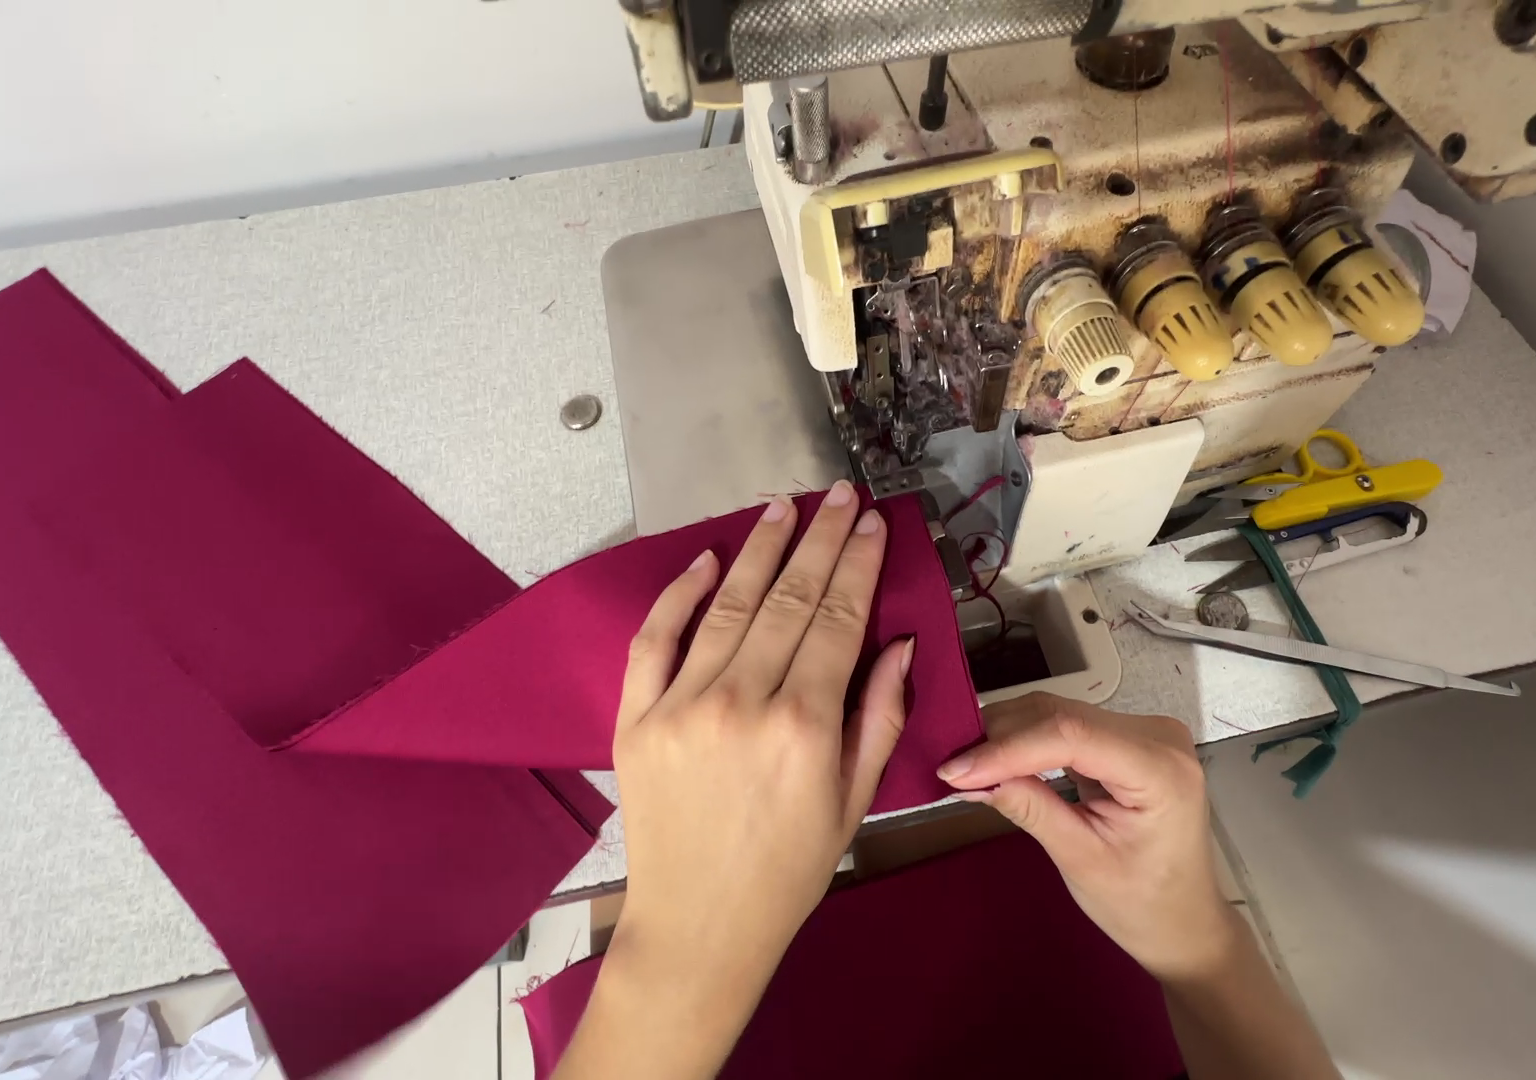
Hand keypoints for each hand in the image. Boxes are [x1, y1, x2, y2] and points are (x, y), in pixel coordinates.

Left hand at [608, 480, 912, 1004]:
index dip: (857, 563)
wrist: (697, 926)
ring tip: (782, 508)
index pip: (838, 618)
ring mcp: (681, 704)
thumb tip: (899, 643)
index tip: (870, 522)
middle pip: (789, 598)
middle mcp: (742, 701)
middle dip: (819, 539)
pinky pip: (655, 638)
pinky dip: (680, 593)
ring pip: (729, 605)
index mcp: (804, 724)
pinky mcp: (636, 717)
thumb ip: (880, 715)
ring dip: (760, 550)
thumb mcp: (855, 800)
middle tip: (837, 494)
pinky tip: (708, 558)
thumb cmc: (789, 869)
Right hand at [936, 693, 1238, 980]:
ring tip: (964, 763)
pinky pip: (1064, 725)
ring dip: (1006, 735)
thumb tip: (967, 776)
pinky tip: (994, 757)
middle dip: (999, 737)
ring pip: (1056, 714)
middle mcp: (1156, 734)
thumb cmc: (1141, 906)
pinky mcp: (1125, 736)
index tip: (955, 769)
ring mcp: (1143, 730)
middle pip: (1061, 716)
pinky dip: (1024, 740)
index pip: (1070, 735)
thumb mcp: (1080, 860)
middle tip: (949, 766)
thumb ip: (1029, 808)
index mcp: (1160, 769)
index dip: (1007, 747)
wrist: (1185, 925)